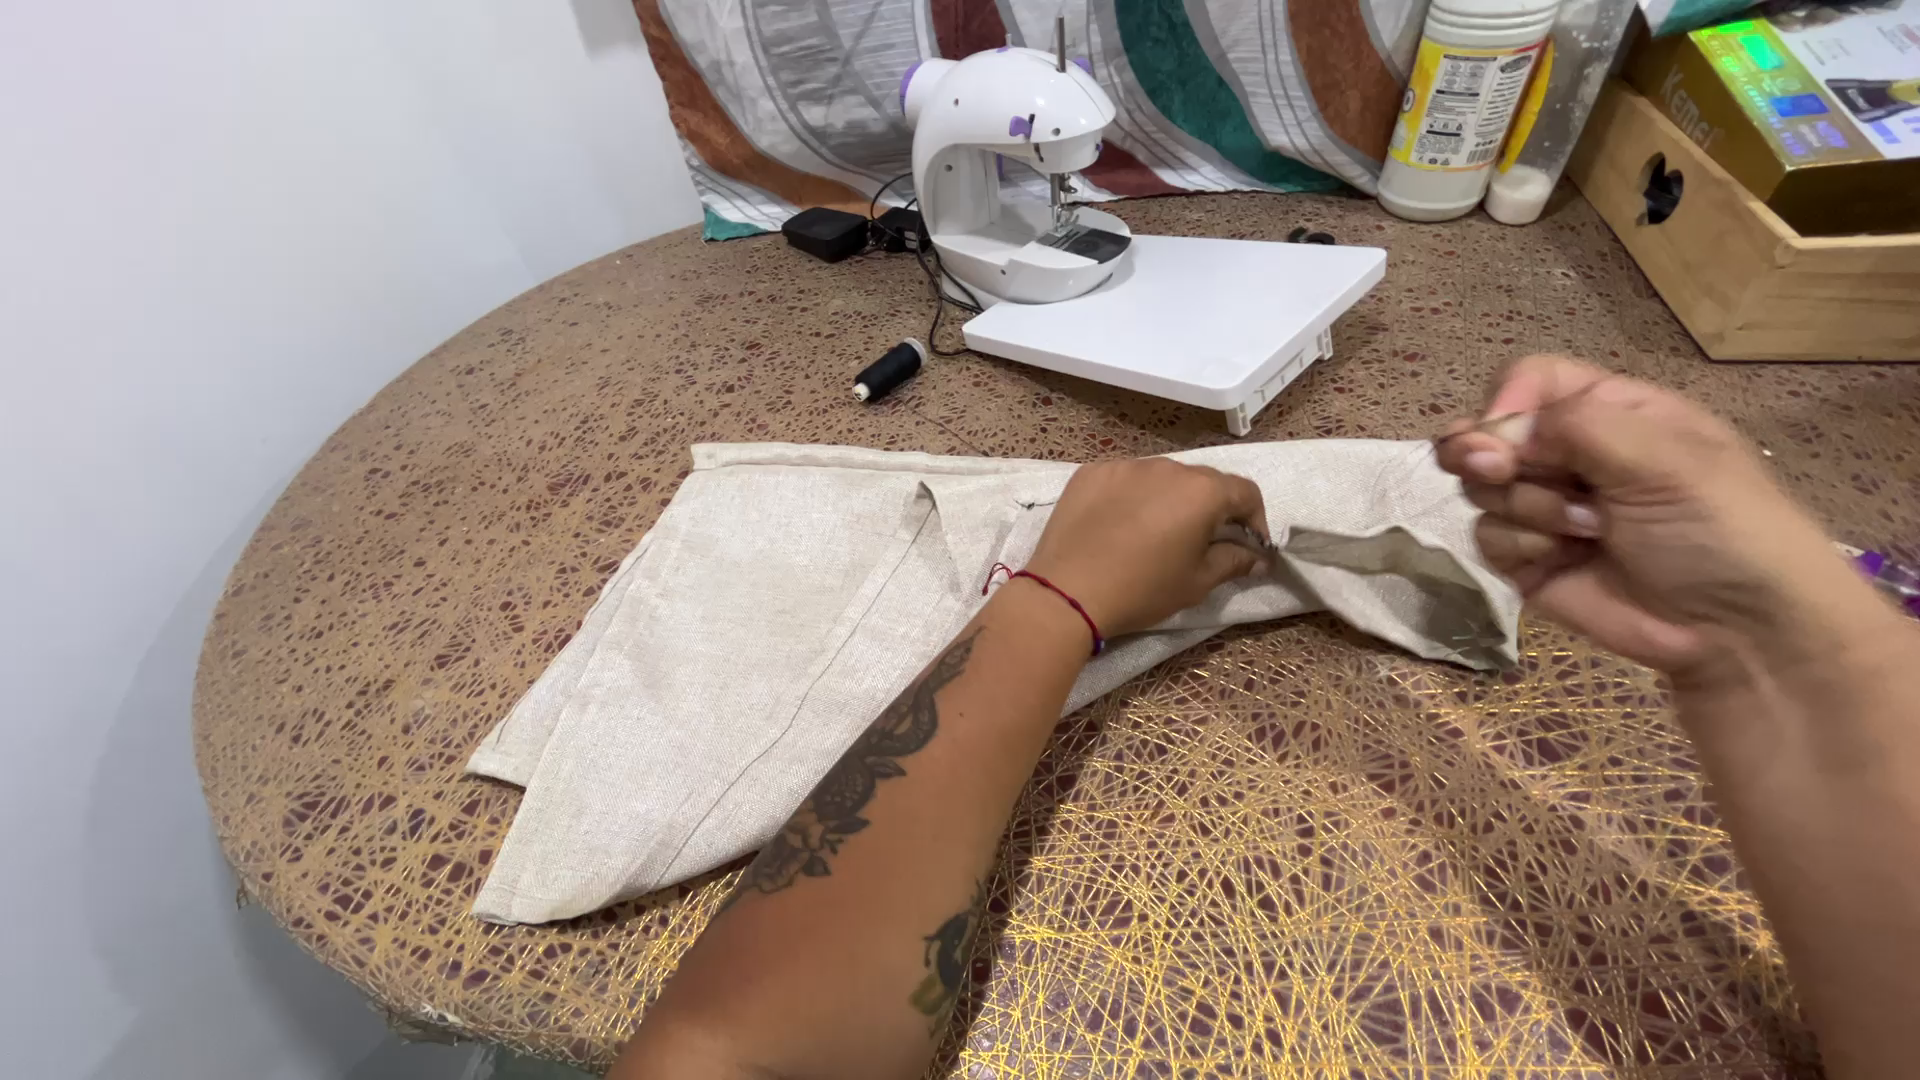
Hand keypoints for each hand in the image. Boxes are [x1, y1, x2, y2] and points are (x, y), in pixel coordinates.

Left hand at [1024, 458, 1270, 638]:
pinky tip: (1118, 526)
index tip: (1248, 544)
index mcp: (1201, 491)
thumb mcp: (1196, 582)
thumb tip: (1257, 556)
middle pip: (1202, 481)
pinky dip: (1130, 497)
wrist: (1066, 591)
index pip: (1245, 492)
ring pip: (1160, 477)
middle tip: (1202, 542)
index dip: (1254, 519)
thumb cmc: (1141, 590)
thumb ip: (1232, 561)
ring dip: (1168, 499)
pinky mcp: (1090, 473)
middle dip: (1211, 508)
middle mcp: (1165, 467)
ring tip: (1155, 533)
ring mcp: (1124, 466)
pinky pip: (1123, 480)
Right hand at [1435, 354, 1872, 679]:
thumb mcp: (1666, 460)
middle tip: (1497, 471)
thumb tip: (1490, 436)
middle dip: (1483, 455)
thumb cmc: (1719, 530)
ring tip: (1587, 530)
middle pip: (1484, 434)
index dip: (1505, 402)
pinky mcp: (1520, 553)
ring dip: (1526, 508)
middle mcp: (1565, 454)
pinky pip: (1483, 536)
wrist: (1733, 630)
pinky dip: (1520, 546)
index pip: (1527, 381)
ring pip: (1478, 488)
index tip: (1505, 437)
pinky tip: (1566, 557)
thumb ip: (1575, 428)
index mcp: (1608, 414)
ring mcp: (1539, 505)